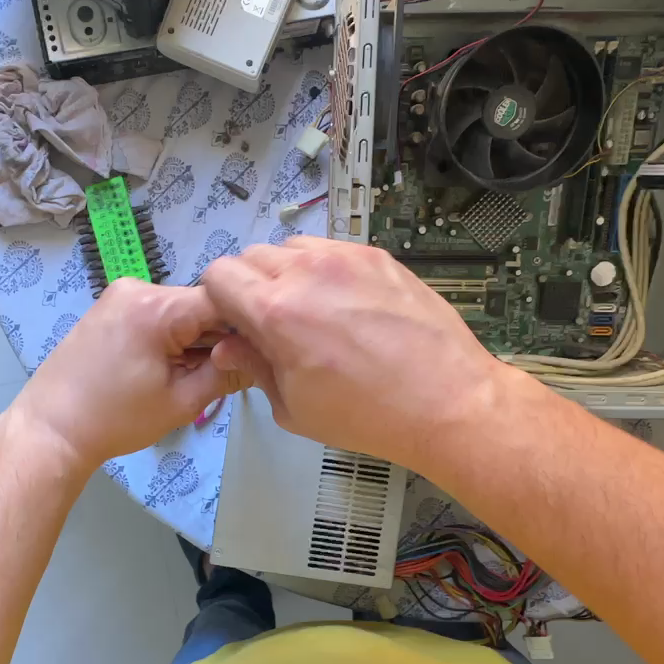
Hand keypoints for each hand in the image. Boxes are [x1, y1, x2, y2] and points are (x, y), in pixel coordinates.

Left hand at [6, 279, 248, 470]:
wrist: (51, 428)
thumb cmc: (116, 420)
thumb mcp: (181, 402)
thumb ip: (226, 375)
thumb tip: (261, 360)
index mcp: (156, 306)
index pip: (224, 301)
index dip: (249, 327)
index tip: (263, 356)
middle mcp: (138, 286)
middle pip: (202, 303)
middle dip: (222, 335)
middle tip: (235, 373)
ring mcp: (121, 293)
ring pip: (181, 309)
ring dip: (197, 338)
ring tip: (198, 374)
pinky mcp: (111, 307)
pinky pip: (158, 313)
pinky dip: (173, 336)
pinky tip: (171, 366)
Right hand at [200, 236, 520, 472]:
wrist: (445, 401)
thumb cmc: (367, 416)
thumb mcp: (294, 408)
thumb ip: (253, 368)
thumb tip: (228, 349)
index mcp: (276, 312)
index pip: (218, 275)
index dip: (218, 300)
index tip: (234, 323)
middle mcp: (307, 272)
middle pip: (251, 256)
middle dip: (249, 286)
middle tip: (269, 323)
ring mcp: (346, 259)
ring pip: (291, 247)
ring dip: (287, 273)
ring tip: (310, 312)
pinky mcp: (377, 257)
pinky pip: (332, 250)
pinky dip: (324, 271)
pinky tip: (345, 306)